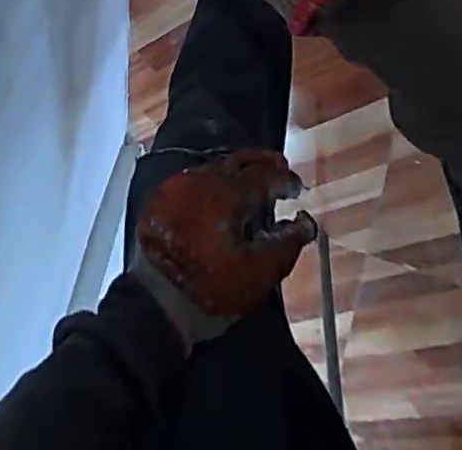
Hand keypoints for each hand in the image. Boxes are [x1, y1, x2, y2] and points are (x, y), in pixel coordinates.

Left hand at [129, 149, 317, 349]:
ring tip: (254, 179)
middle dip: (261, 162)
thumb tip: (305, 221)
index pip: (263, 176)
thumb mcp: (258, 273)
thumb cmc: (211, 289)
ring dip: (237, 170)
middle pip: (237, 161)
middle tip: (280, 166)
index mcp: (226, 193)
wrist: (155, 301)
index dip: (284, 179)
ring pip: (214, 166)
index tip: (297, 187)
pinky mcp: (161, 196)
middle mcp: (200, 179)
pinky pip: (194, 177)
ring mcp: (177, 185)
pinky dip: (214, 180)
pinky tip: (222, 192)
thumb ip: (286, 243)